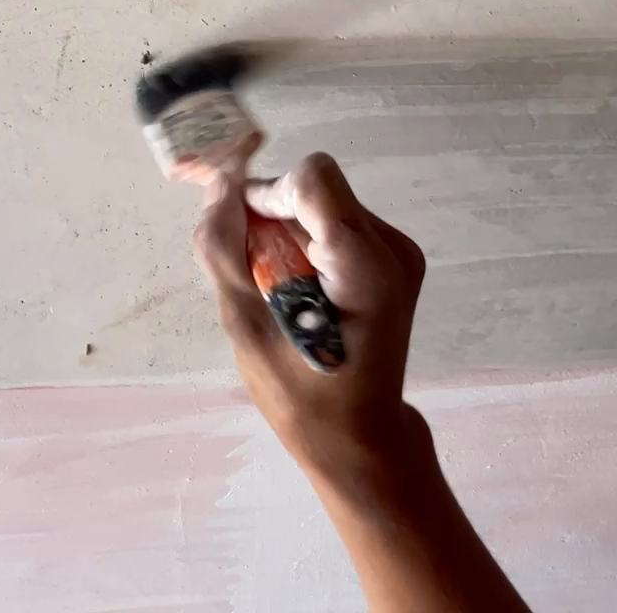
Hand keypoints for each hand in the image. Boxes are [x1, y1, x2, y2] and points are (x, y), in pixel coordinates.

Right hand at [194, 152, 427, 473]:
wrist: (361, 436)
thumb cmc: (302, 398)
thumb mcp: (246, 329)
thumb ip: (225, 252)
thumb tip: (219, 188)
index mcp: (365, 267)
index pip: (312, 180)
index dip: (264, 193)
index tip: (236, 228)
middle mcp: (392, 247)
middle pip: (315, 187)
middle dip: (269, 212)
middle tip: (242, 260)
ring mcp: (397, 250)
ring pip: (322, 199)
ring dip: (283, 227)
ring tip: (267, 282)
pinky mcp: (391, 256)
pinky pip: (334, 219)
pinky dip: (302, 238)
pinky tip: (291, 284)